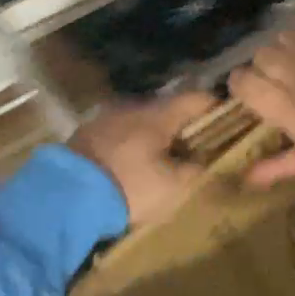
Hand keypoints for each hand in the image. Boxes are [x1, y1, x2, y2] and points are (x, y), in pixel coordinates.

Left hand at [68, 92, 217, 227]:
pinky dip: (130, 146)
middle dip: (183, 127)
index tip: (229, 121)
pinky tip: (131, 166)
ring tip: (163, 159)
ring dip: (154, 137)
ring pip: (140, 122)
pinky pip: (118, 135)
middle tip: (197, 148)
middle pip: (168, 110)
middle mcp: (133, 107)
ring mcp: (105, 118)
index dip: (217, 108)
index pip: (198, 98)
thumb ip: (195, 169)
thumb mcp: (173, 185)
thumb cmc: (130, 186)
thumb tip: (203, 160)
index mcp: (159, 113)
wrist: (65, 197)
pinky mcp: (84, 136)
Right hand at [228, 10, 294, 186]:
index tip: (250, 91)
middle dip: (265, 66)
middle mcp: (293, 71)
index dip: (241, 85)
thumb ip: (277, 168)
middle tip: (281, 80)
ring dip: (288, 47)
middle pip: (260, 55)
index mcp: (284, 105)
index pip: (242, 83)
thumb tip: (245, 179)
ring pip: (284, 35)